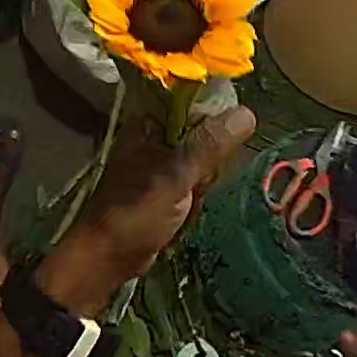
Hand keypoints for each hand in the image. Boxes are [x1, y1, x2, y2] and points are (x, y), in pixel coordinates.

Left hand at [41, 107, 255, 313]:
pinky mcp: (164, 183)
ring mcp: (158, 160)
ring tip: (191, 198)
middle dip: (210, 159)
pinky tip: (190, 208)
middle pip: (202, 131)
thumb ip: (209, 144)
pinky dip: (197, 193)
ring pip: (201, 158)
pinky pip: (194, 179)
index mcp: (149, 121)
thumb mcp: (176, 174)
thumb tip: (247, 113)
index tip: (225, 141)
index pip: (193, 100)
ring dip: (204, 180)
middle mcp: (153, 134)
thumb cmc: (136, 211)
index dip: (215, 117)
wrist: (109, 256)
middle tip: (199, 181)